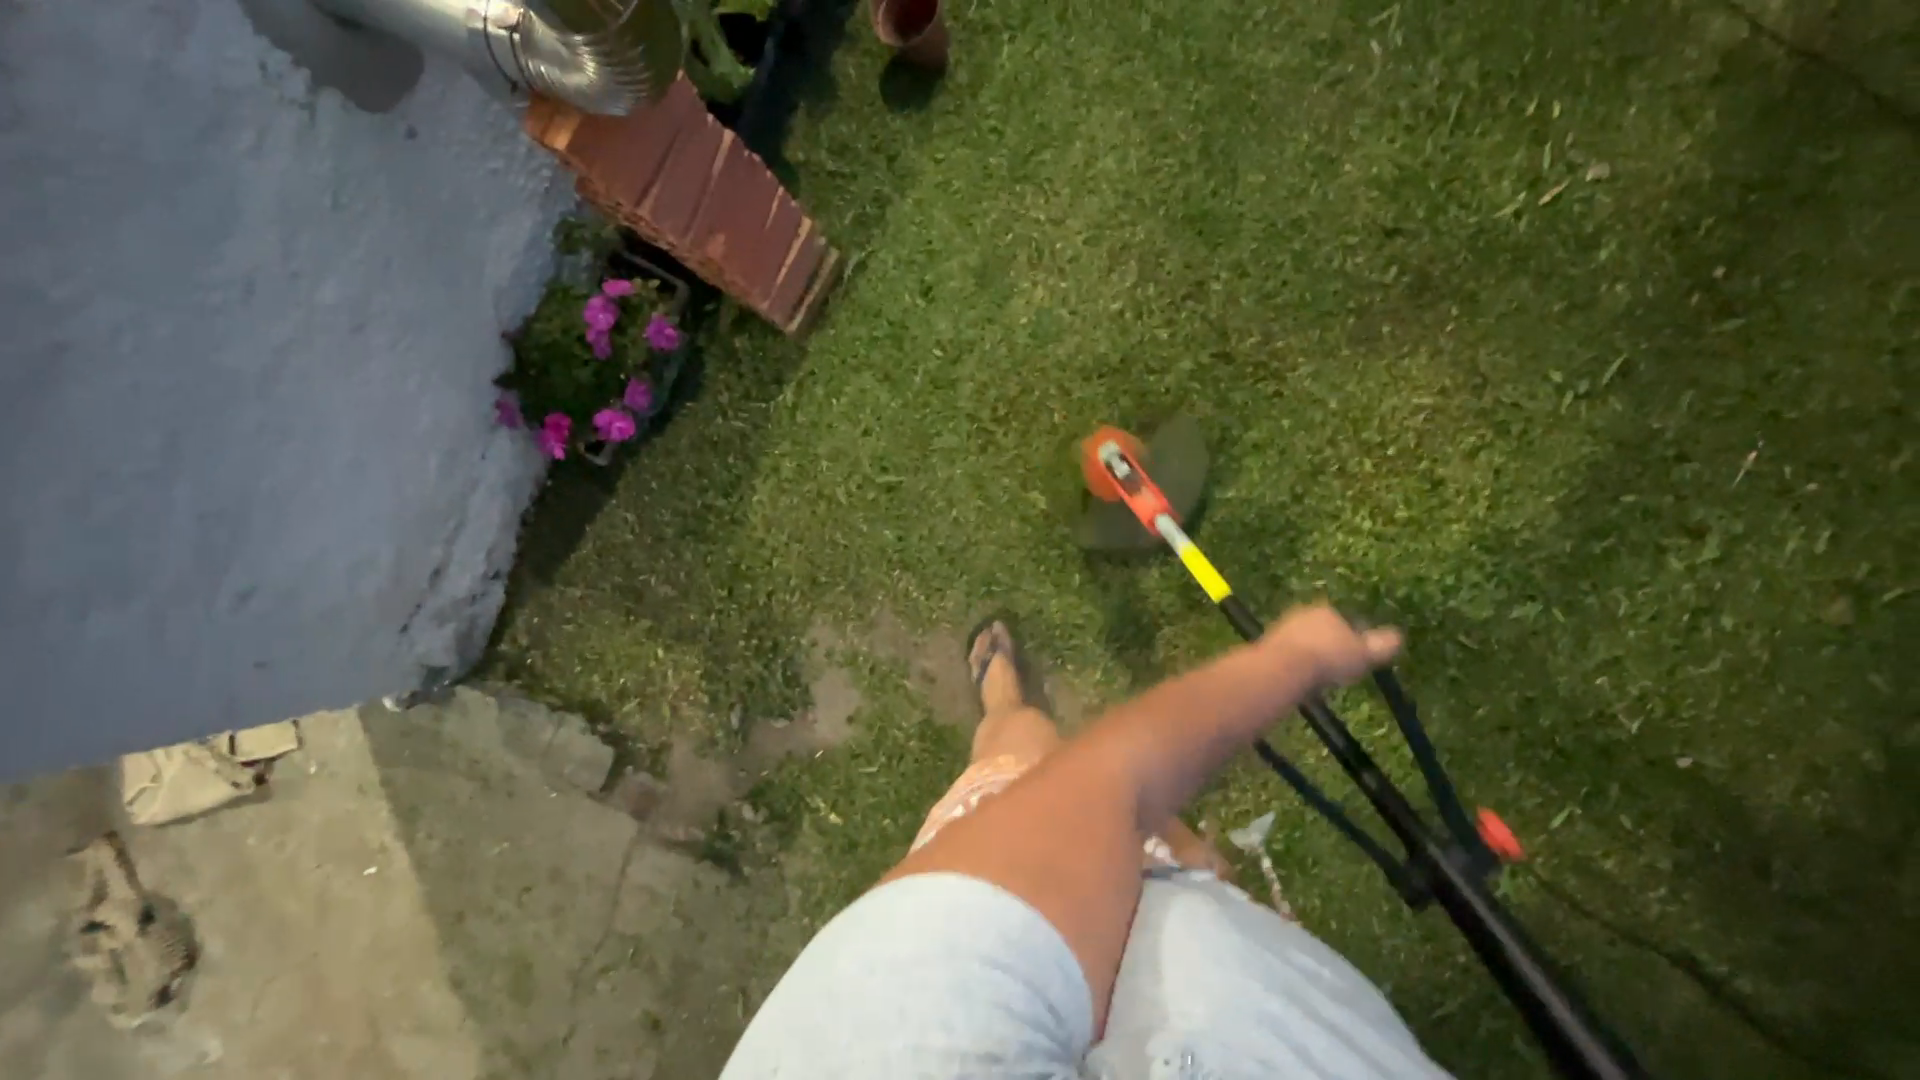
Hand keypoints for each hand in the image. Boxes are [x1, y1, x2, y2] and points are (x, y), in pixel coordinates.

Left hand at [1261, 605, 1401, 687]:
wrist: (1285, 666)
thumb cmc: (1330, 657)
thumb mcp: (1363, 653)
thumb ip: (1381, 645)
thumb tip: (1397, 637)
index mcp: (1326, 611)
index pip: (1346, 622)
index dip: (1354, 640)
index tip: (1358, 658)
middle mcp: (1302, 614)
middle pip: (1322, 631)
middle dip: (1330, 647)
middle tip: (1339, 670)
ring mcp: (1282, 628)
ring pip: (1304, 642)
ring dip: (1312, 657)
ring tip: (1320, 678)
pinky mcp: (1267, 646)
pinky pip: (1288, 656)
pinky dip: (1296, 665)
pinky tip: (1301, 680)